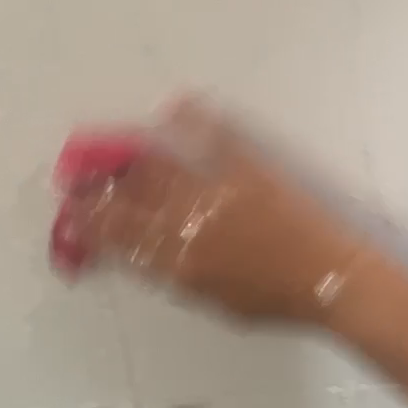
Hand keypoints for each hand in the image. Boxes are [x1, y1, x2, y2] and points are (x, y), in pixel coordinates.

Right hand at [55, 95, 369, 323]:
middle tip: (79, 173)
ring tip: (114, 145)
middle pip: (128, 196)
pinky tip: (176, 106)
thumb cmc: (279, 299)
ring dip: (129, 154)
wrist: (335, 279)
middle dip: (96, 183)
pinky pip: (218, 137)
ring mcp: (223, 193)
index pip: (114, 238)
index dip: (86, 223)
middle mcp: (191, 225)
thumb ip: (178, 274)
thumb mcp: (215, 300)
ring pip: (160, 165)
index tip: (73, 212)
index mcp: (179, 264)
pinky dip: (195, 120)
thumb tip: (148, 253)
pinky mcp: (256, 170)